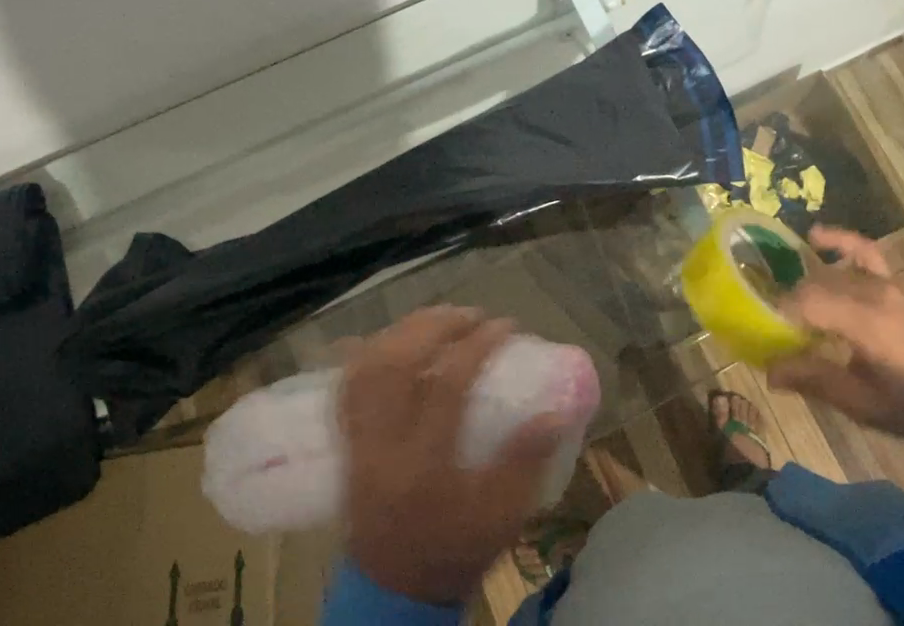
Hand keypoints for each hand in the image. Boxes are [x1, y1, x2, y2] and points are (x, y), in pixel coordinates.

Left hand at [340, 308, 565, 605]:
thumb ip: (526, 462)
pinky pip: (346, 387)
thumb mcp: (503, 515)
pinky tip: (392, 339)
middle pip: (394, 365)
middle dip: (435, 327)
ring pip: (365, 369)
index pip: (444, 386)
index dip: (477, 345)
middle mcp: (381, 447)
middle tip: (471, 315)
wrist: (396, 588)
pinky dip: (367, 354)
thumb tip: (557, 411)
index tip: (506, 326)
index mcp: (423, 465)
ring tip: (438, 318)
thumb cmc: (456, 549)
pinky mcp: (345, 443)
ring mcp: (357, 442)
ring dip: (403, 332)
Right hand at [767, 226, 903, 438]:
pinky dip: (839, 241)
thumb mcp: (860, 403)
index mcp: (865, 323)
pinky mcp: (895, 282)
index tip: (764, 331)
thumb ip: (814, 380)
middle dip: (789, 303)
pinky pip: (864, 251)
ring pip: (832, 273)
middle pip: (815, 285)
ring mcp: (886, 283)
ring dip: (807, 285)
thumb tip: (769, 370)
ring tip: (790, 304)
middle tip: (774, 328)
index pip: (807, 302)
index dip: (779, 313)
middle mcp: (873, 294)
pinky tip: (815, 237)